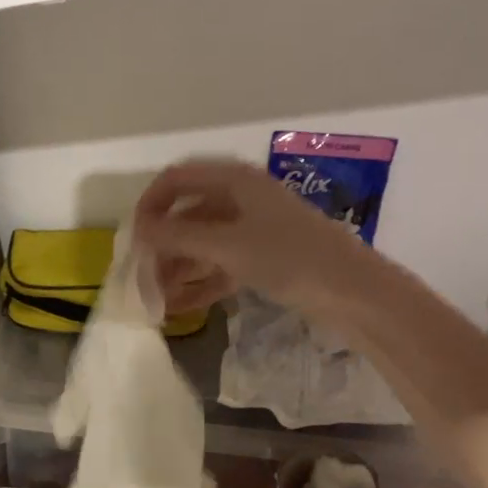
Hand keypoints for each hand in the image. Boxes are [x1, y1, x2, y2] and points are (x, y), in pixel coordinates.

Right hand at [134, 159, 367, 314]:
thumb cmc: (289, 258)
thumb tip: (137, 229)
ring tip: (156, 299)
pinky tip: (182, 308)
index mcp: (235, 180)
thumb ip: (177, 236)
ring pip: (202, 242)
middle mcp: (242, 198)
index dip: (150, 204)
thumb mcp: (226, 246)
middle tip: (141, 276)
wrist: (354, 292)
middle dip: (162, 245)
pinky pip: (221, 264)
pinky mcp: (265, 258)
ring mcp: (254, 229)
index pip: (177, 179)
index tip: (133, 238)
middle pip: (187, 214)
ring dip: (178, 268)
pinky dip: (201, 282)